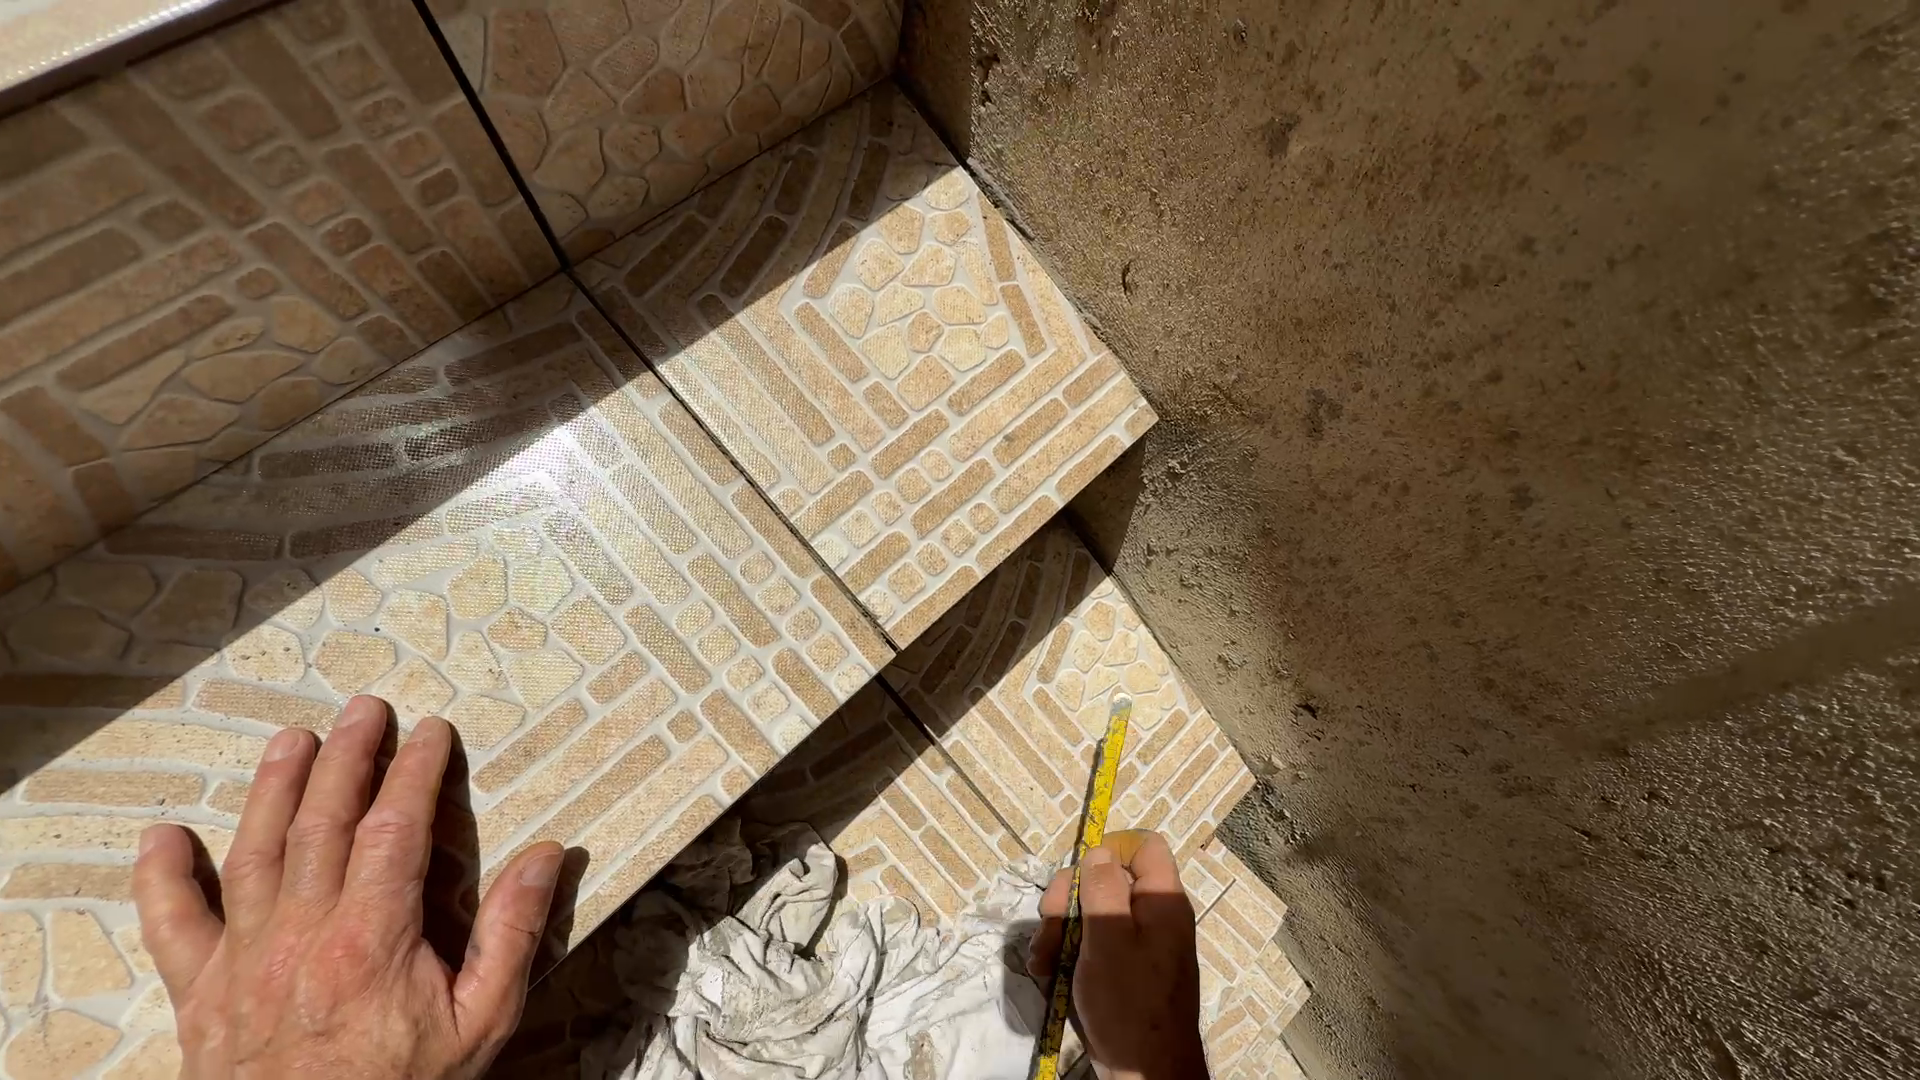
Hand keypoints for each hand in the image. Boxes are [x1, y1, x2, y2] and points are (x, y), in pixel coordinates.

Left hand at [134, 695, 564, 1078]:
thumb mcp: (484, 1018)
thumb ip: (514, 933)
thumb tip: (547, 854)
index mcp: (371, 939)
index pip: (394, 829)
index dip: (414, 772)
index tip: (431, 731)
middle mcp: (300, 937)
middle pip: (322, 825)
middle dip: (348, 758)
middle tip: (366, 708)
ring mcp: (241, 963)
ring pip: (254, 855)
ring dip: (273, 789)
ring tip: (293, 738)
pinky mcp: (200, 996)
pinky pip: (173, 929)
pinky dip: (162, 879)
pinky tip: (162, 835)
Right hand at [1026, 830, 1208, 1079]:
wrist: (1143, 1076)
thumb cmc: (1129, 1004)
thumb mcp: (1110, 939)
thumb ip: (1103, 889)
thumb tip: (1099, 852)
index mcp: (1161, 901)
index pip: (1144, 846)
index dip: (1112, 848)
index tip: (1082, 873)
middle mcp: (1150, 915)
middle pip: (1105, 877)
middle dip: (1069, 896)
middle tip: (1049, 920)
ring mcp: (1134, 943)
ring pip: (1089, 910)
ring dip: (1058, 928)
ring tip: (1040, 958)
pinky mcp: (1118, 968)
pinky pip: (1089, 942)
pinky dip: (1065, 951)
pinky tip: (1045, 970)